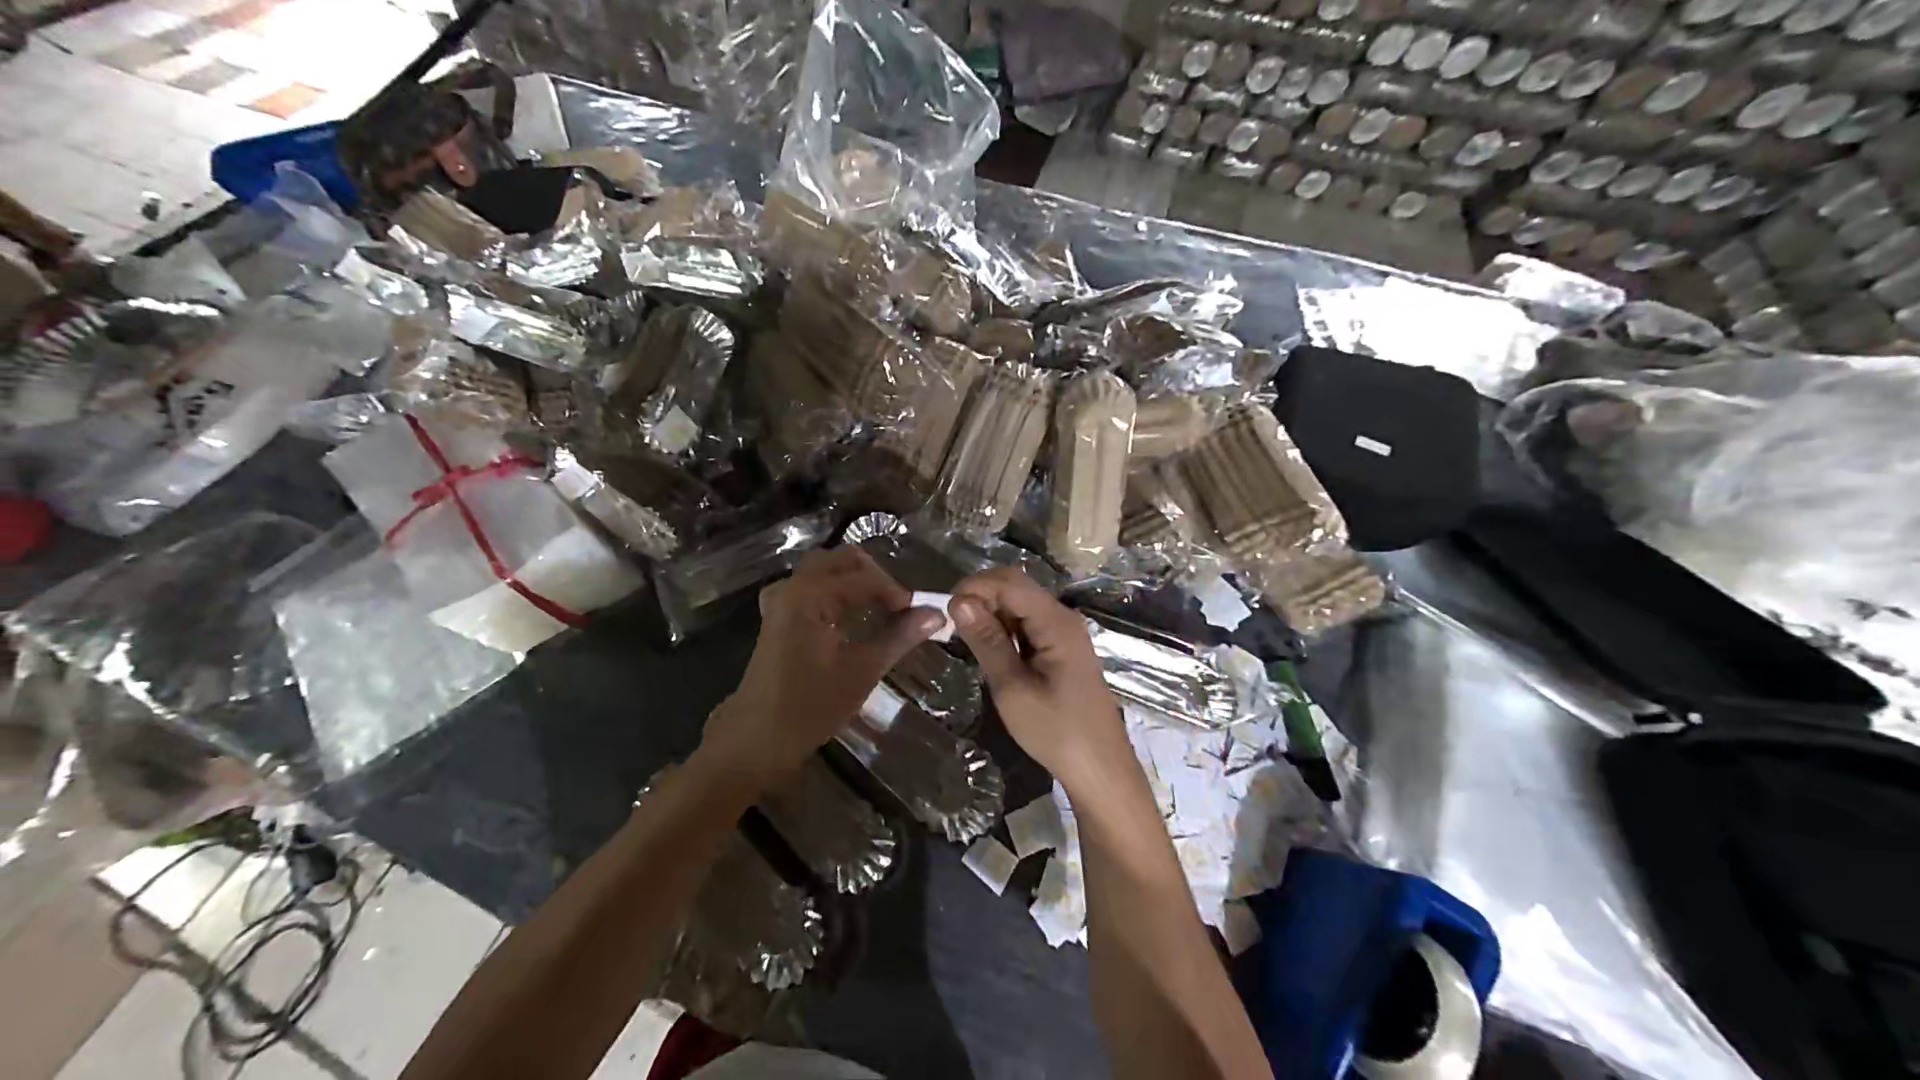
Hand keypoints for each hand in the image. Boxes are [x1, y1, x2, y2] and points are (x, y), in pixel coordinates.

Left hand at [700, 548, 943, 789]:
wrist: (758, 738)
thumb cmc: (811, 706)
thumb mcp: (862, 671)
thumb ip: (900, 636)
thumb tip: (935, 614)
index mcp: (810, 595)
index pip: (866, 578)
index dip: (897, 593)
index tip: (920, 614)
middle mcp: (792, 587)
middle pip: (842, 560)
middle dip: (875, 577)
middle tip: (899, 607)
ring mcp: (779, 600)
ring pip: (824, 569)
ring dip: (854, 580)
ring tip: (880, 608)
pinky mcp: (777, 616)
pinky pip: (809, 586)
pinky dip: (833, 591)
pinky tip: (848, 615)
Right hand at [949, 568, 1132, 792]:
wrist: (1100, 768)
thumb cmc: (1055, 732)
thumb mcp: (1012, 688)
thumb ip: (987, 641)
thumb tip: (958, 602)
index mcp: (1056, 622)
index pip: (1010, 582)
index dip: (974, 586)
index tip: (944, 609)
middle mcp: (1063, 618)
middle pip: (1016, 587)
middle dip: (981, 596)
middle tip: (950, 623)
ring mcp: (1065, 632)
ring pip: (1020, 605)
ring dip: (990, 612)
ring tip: (963, 636)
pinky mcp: (1062, 648)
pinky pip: (1028, 624)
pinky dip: (1004, 628)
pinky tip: (988, 647)